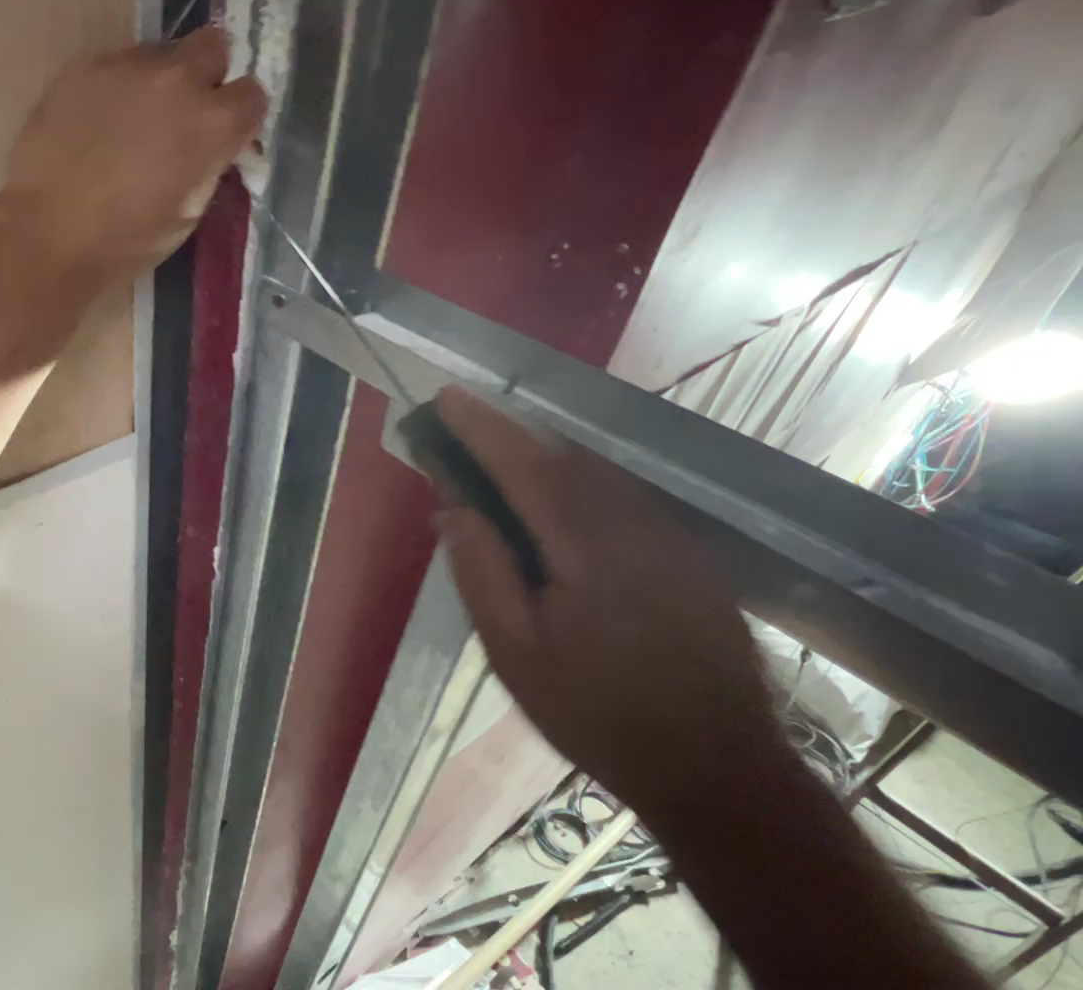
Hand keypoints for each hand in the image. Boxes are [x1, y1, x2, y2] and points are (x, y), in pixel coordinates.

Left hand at [0, 26, 265, 291]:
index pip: (252, 95)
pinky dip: (116, 90)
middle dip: (207, 76)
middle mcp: (177, 80)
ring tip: (132, 125)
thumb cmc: (123, 242)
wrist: (47, 233)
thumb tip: (210, 152)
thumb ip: (207, 169)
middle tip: (184, 117)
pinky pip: (114, 67)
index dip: (240, 118)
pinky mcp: (82, 69)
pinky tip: (96, 128)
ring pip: (159, 54)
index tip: (226, 138)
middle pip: (212, 46)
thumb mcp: (186, 216)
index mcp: (212, 123)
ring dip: (158, 82)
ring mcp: (126, 67)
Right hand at [430, 386, 788, 817]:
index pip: (527, 466)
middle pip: (566, 459)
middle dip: (510, 435)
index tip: (448, 395)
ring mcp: (674, 540)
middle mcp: (639, 527)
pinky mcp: (692, 558)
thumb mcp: (516, 655)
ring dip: (545, 458)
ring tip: (499, 462)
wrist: (719, 771)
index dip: (484, 427)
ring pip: (600, 476)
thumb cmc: (598, 716)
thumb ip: (483, 574)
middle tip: (461, 428)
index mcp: (591, 549)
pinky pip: (625, 499)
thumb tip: (453, 509)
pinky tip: (558, 508)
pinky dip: (580, 485)